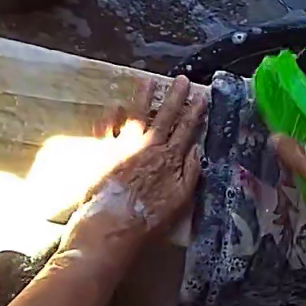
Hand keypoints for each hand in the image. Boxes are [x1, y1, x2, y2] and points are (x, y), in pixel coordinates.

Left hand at [61, 75, 206, 262]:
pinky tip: (113, 105)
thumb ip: (191, 174)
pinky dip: (110, 116)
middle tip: (182, 79)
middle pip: (165, 116)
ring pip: (136, 115)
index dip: (195, 112)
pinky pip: (106, 128)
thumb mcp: (181, 200)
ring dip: (143, 97)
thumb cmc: (149, 219)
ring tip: (148, 81)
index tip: (202, 97)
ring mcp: (124, 146)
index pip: (186, 129)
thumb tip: (198, 151)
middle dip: (175, 97)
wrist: (112, 225)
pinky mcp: (103, 152)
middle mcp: (148, 146)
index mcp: (169, 158)